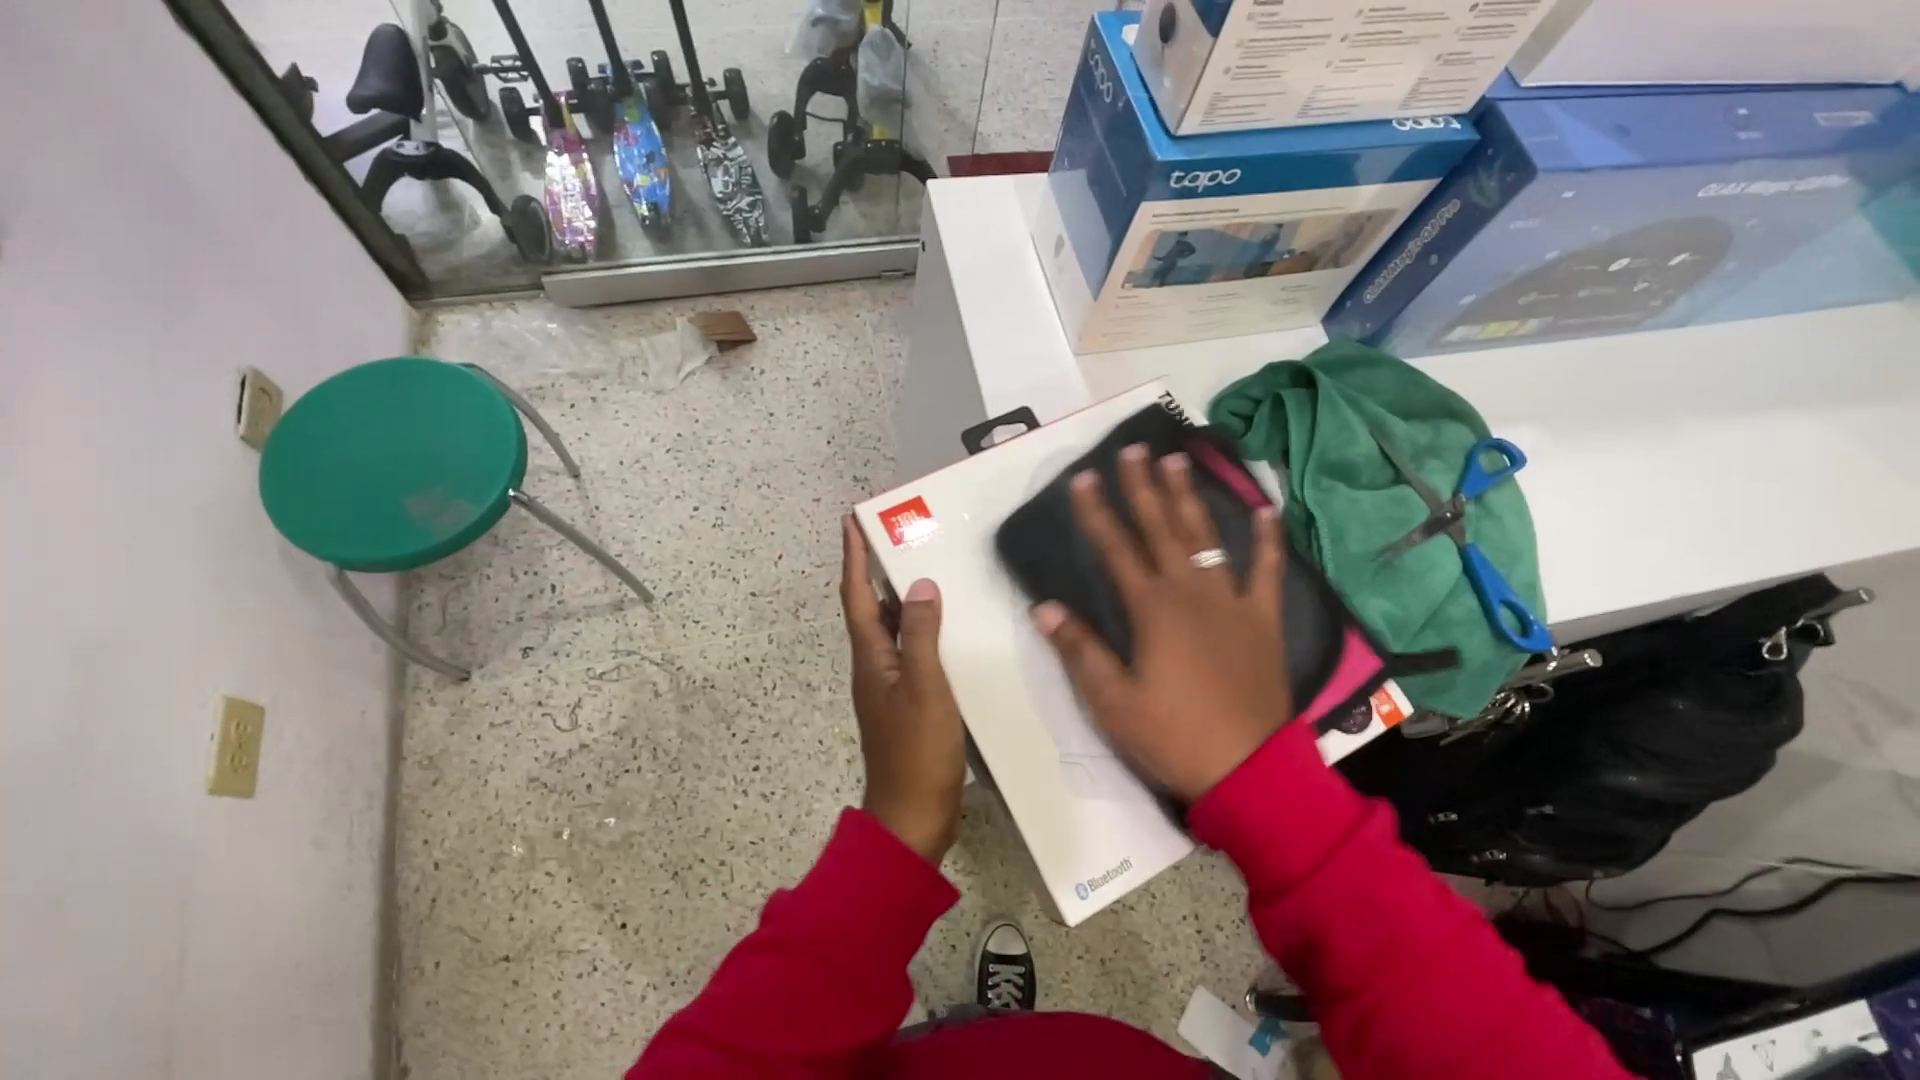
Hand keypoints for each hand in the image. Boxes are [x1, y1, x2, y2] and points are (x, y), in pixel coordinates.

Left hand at [840, 516, 967, 863]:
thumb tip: (919, 584)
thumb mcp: (926, 688)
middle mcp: (873, 667)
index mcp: (871, 658)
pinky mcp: (905, 705)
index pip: (855, 595)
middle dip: (876, 571)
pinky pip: (908, 654)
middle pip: (868, 609)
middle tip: (899, 537)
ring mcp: (888, 688)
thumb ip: (921, 635)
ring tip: (926, 572)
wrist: (911, 816)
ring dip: (899, 600)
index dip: (854, 557)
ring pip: (889, 631)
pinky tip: (946, 631)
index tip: (853, 520)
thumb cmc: (917, 751)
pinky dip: (920, 633)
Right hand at [1032, 445, 1291, 801]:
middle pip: (1161, 529)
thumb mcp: (1112, 701)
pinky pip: (1267, 570)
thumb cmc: (1171, 735)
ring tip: (1178, 462)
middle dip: (1143, 488)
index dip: (1096, 513)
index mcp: (1151, 609)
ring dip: (1190, 499)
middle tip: (1133, 450)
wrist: (1247, 767)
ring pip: (1206, 537)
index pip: (1115, 549)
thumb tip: (1045, 607)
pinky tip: (1265, 509)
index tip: (1082, 479)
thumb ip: (1080, 650)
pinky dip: (1267, 539)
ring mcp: (1231, 601)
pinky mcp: (1263, 619)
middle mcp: (1190, 592)